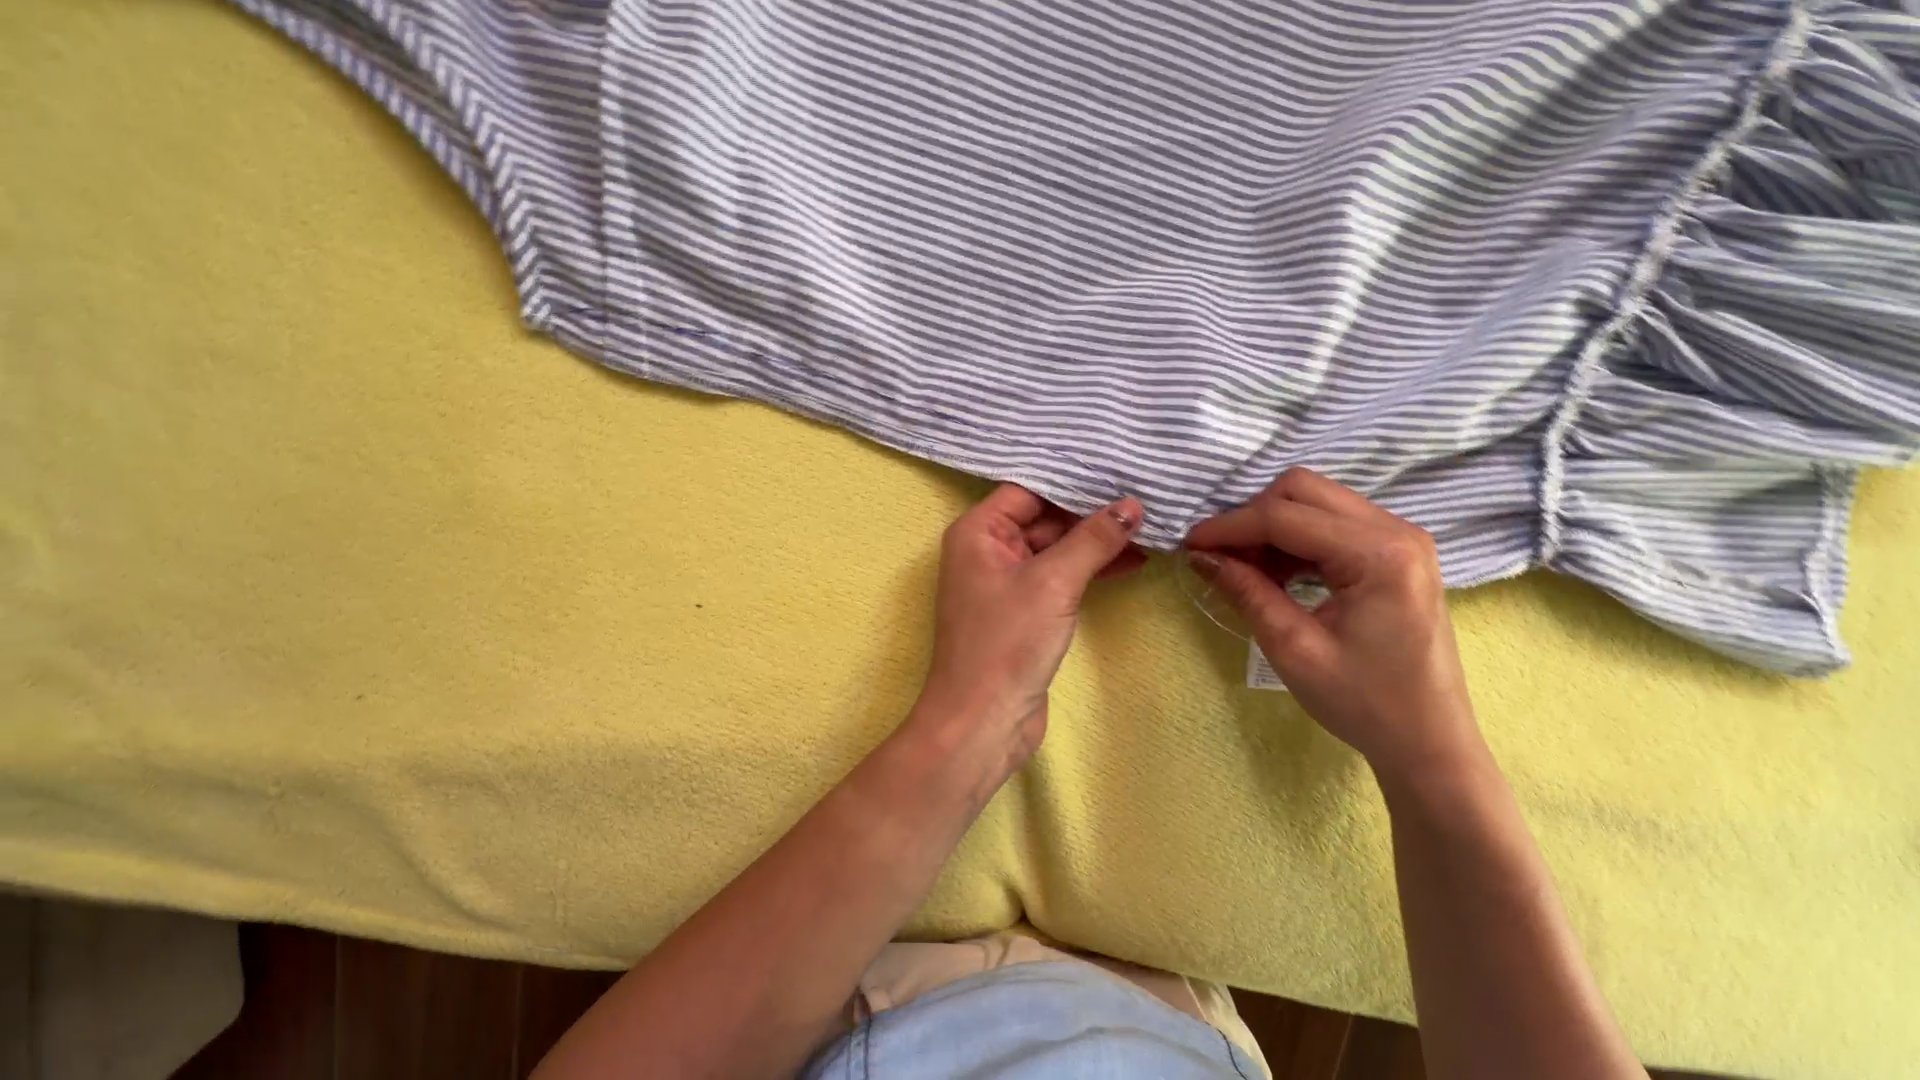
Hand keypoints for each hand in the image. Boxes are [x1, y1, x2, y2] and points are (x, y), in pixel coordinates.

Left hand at [915, 484, 1145, 767]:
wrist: (983, 720)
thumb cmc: (1007, 643)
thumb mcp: (1053, 582)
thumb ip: (1093, 539)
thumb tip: (1132, 504)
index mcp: (978, 532)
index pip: (1029, 489)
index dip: (1073, 481)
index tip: (1120, 471)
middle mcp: (987, 551)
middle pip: (1045, 517)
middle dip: (1092, 512)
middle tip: (1146, 498)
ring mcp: (1006, 583)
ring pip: (1057, 549)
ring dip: (1097, 543)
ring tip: (1150, 530)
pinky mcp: (1025, 612)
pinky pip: (1060, 577)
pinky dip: (1091, 570)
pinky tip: (1133, 561)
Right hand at [1183, 467, 1479, 782]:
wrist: (1428, 740)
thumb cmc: (1364, 703)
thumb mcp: (1294, 649)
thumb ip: (1247, 592)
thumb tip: (1201, 556)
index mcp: (1380, 555)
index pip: (1285, 516)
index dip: (1229, 526)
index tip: (1189, 545)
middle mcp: (1397, 531)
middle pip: (1303, 490)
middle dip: (1252, 517)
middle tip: (1221, 558)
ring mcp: (1402, 538)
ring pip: (1317, 501)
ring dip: (1273, 527)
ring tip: (1245, 570)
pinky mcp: (1398, 552)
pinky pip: (1334, 523)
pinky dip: (1297, 540)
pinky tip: (1277, 574)